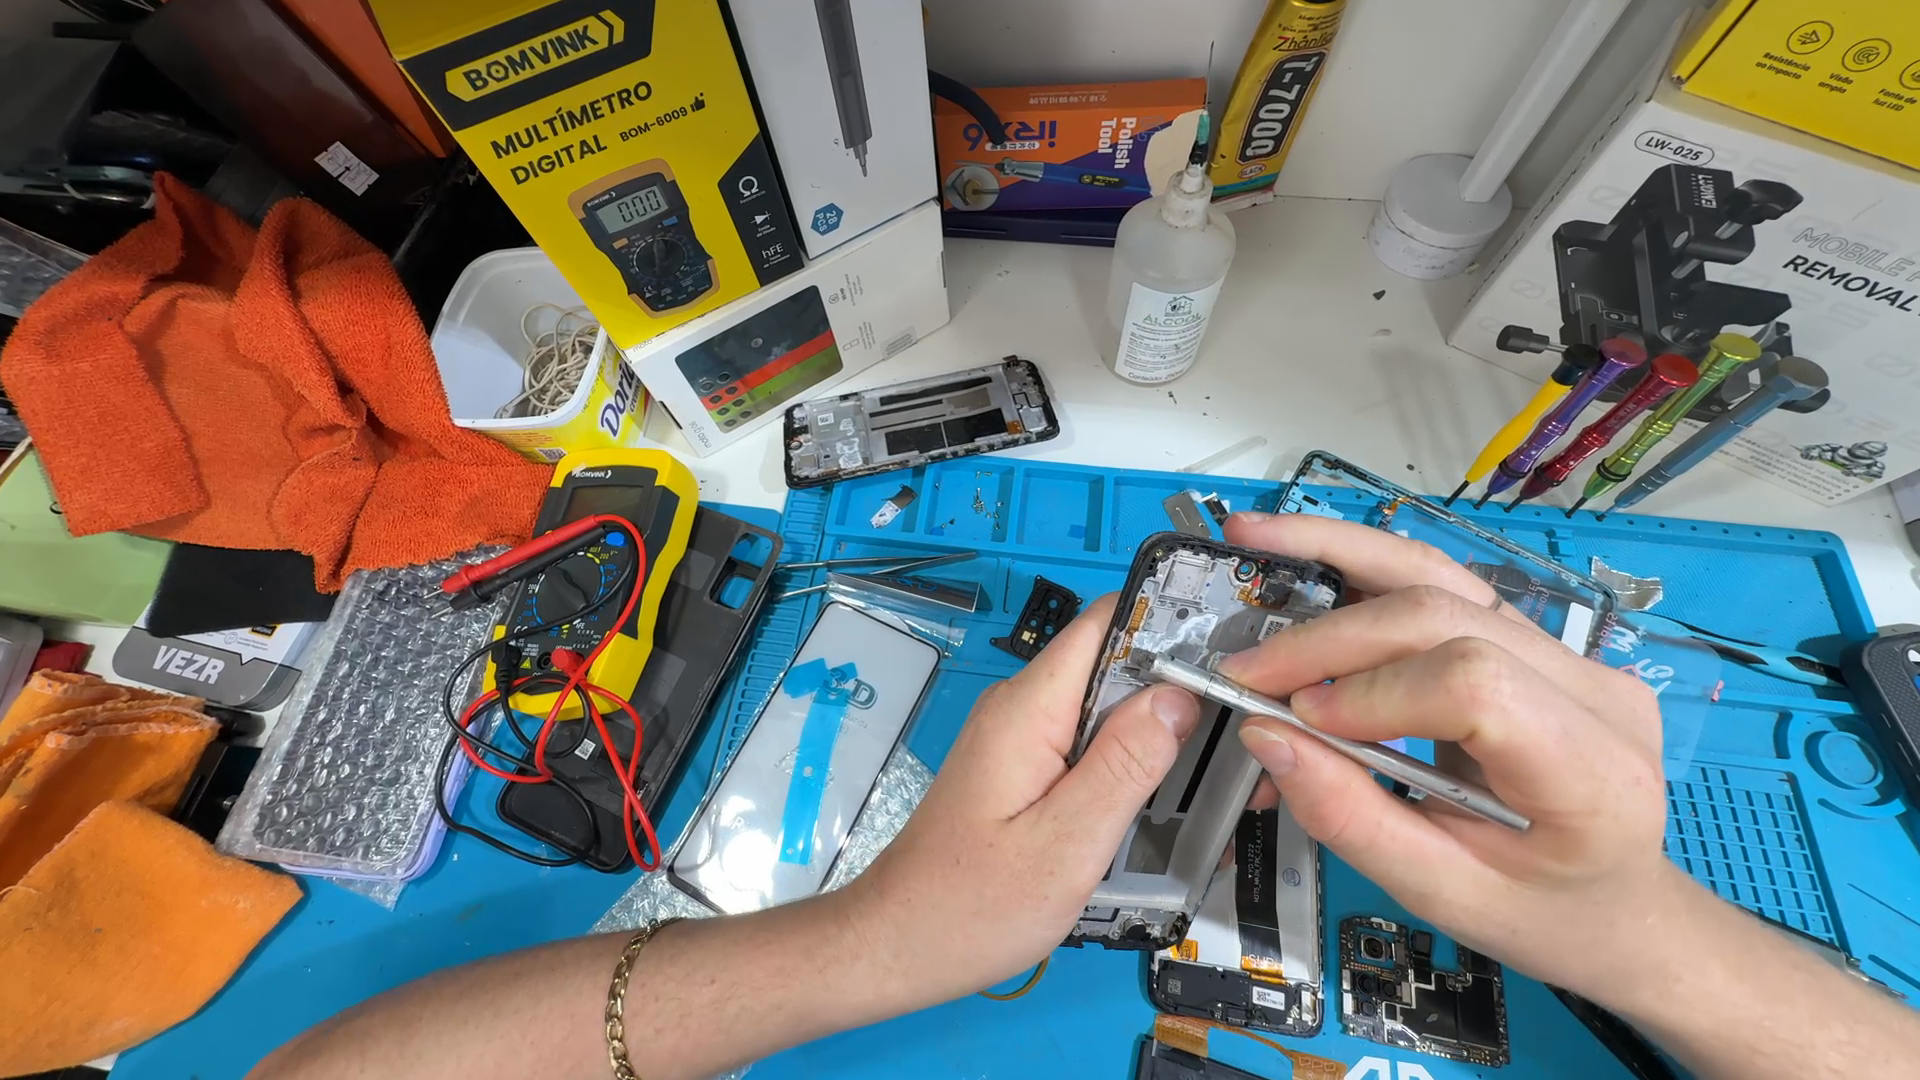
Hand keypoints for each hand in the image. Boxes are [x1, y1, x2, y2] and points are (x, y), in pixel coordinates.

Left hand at [849, 596, 1199, 1001]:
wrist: (901, 939)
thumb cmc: (976, 903)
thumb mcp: (1066, 842)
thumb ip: (1125, 765)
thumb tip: (1177, 695)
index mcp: (1028, 708)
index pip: (1101, 625)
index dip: (1162, 627)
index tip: (1220, 657)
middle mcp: (1020, 705)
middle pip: (1105, 662)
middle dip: (1167, 684)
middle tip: (1230, 726)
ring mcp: (1016, 733)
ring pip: (1097, 702)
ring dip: (1148, 726)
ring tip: (1204, 765)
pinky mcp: (1018, 761)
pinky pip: (1079, 737)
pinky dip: (1119, 754)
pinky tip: (1149, 791)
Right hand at [1220, 513, 1681, 1003]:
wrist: (1619, 904)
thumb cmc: (1541, 912)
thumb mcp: (1441, 893)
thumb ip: (1349, 817)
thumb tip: (1262, 734)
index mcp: (1588, 766)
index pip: (1472, 684)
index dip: (1370, 693)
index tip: (1297, 722)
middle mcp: (1586, 684)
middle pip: (1438, 613)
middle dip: (1325, 638)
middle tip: (1245, 671)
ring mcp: (1558, 647)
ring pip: (1432, 569)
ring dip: (1329, 550)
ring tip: (1251, 534)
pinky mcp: (1520, 632)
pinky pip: (1429, 579)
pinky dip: (1351, 561)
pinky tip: (1300, 548)